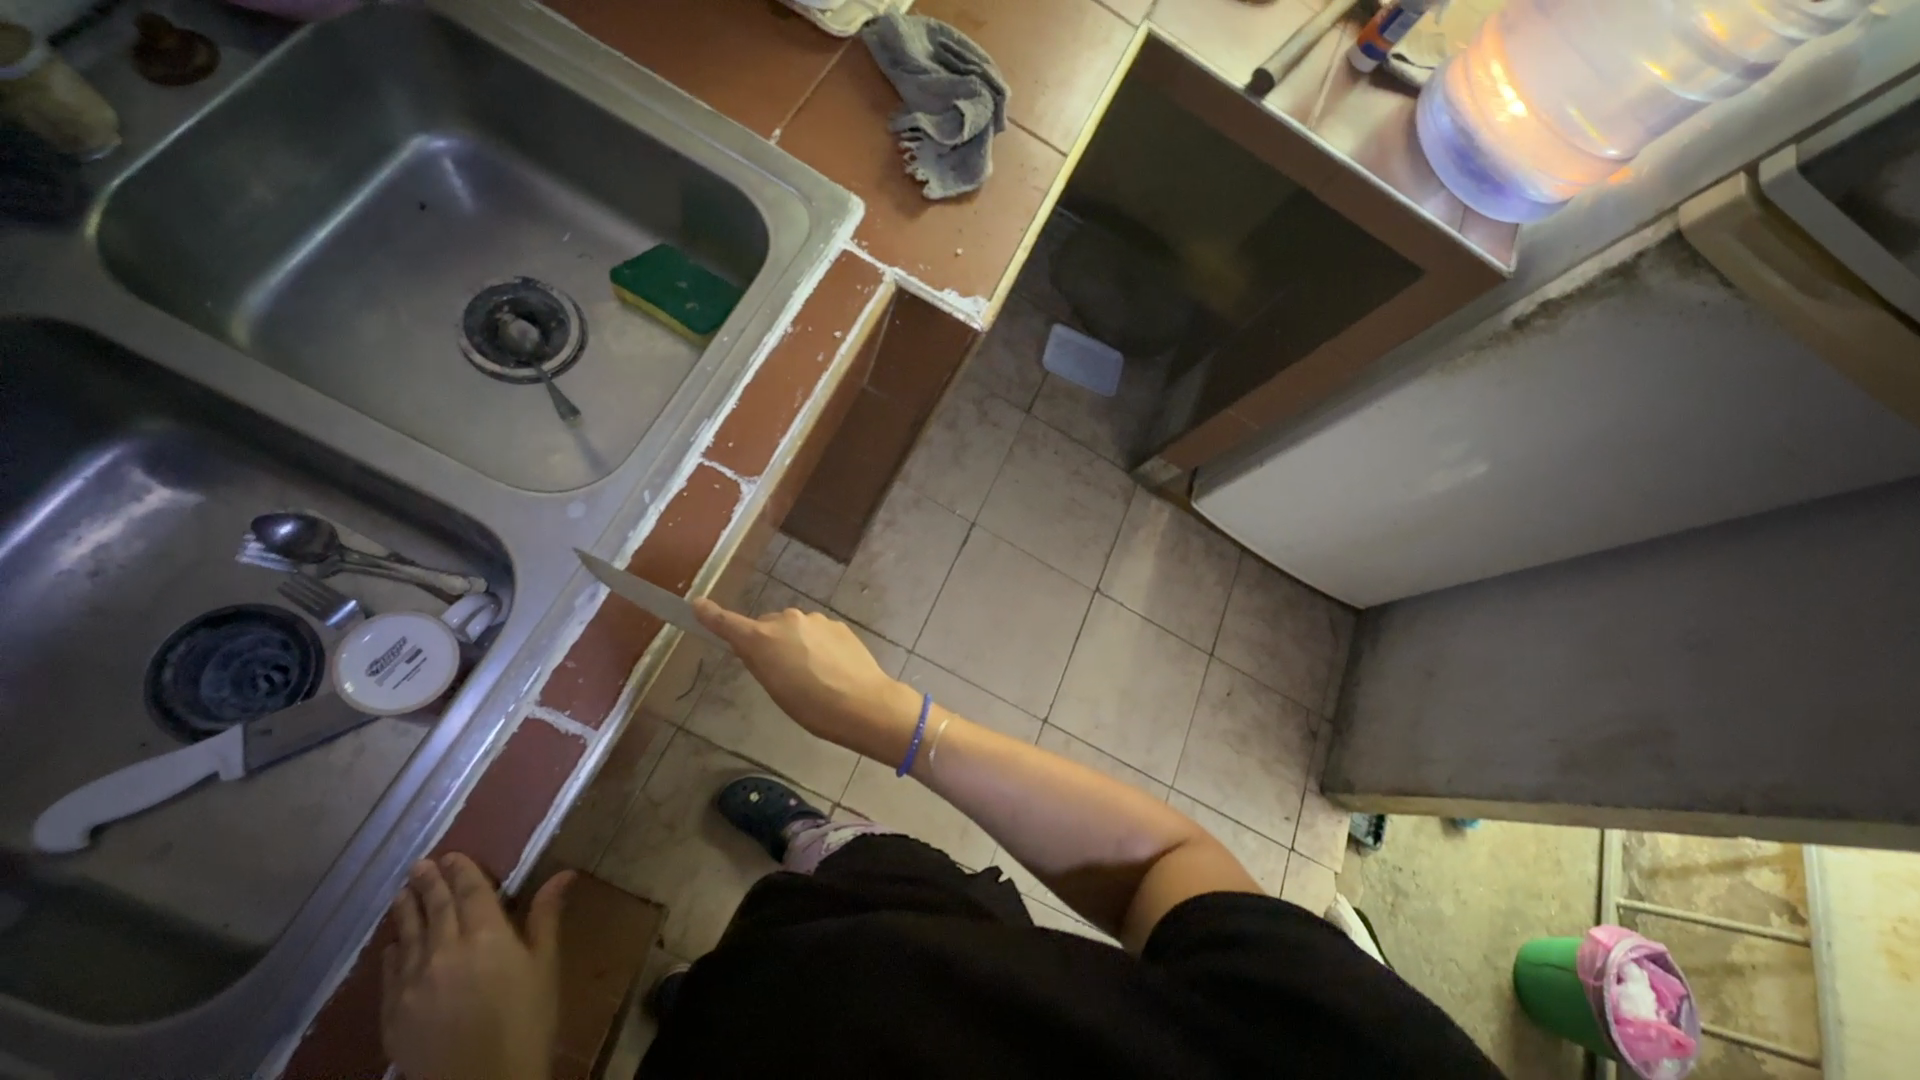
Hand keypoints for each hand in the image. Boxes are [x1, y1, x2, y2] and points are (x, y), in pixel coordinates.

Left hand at [382, 853, 572, 1079]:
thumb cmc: (527, 1020)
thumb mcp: (545, 966)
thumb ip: (546, 917)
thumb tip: (564, 873)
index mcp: (487, 935)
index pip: (470, 891)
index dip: (461, 871)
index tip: (452, 855)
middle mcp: (445, 949)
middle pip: (436, 907)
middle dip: (429, 883)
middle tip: (421, 864)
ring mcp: (413, 980)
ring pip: (407, 934)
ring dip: (406, 910)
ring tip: (402, 893)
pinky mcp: (393, 1010)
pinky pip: (389, 970)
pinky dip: (392, 950)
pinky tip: (393, 945)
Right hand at [694, 597, 922, 762]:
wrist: (863, 703)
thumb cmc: (811, 705)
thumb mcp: (774, 689)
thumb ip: (759, 661)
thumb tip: (751, 644)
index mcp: (762, 638)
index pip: (728, 622)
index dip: (711, 615)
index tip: (697, 605)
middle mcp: (786, 619)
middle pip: (766, 627)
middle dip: (768, 643)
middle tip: (780, 675)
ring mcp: (814, 619)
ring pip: (794, 629)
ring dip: (795, 644)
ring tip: (811, 676)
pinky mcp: (837, 624)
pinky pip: (816, 632)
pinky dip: (817, 645)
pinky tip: (831, 669)